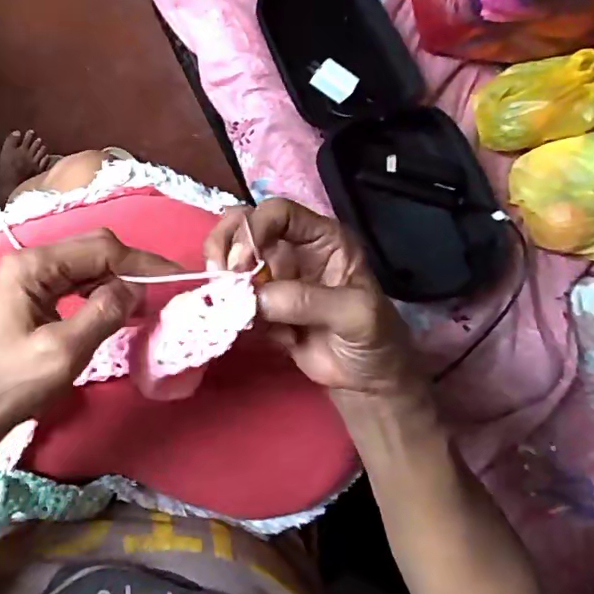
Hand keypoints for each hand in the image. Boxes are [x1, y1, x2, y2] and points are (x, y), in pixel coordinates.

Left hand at [0, 230, 180, 470]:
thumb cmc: (14, 383)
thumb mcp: (65, 351)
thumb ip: (104, 313)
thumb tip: (136, 288)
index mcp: (32, 266)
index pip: (100, 249)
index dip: (140, 263)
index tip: (175, 277)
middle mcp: (31, 261)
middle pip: (94, 249)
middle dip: (132, 267)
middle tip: (165, 289)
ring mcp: (31, 277)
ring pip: (89, 265)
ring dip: (119, 279)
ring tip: (147, 302)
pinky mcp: (35, 295)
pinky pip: (78, 282)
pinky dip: (103, 291)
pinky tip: (120, 308)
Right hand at [203, 198, 422, 397]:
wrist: (367, 380)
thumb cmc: (374, 338)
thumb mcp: (355, 314)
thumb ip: (308, 300)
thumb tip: (256, 296)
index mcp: (322, 238)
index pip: (278, 213)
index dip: (254, 229)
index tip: (242, 262)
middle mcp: (292, 249)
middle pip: (243, 224)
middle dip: (225, 244)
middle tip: (221, 275)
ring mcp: (272, 276)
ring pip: (230, 256)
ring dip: (219, 274)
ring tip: (223, 298)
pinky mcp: (259, 305)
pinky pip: (230, 295)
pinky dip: (226, 306)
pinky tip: (245, 326)